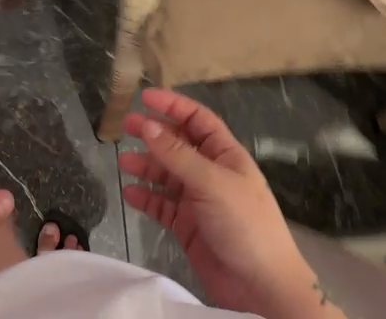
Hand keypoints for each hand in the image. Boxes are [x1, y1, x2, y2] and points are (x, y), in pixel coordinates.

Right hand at [121, 89, 342, 318]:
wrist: (261, 287)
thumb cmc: (245, 223)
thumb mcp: (212, 183)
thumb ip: (177, 155)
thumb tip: (147, 125)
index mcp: (225, 155)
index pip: (197, 119)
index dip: (173, 105)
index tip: (145, 97)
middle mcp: (211, 173)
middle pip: (178, 144)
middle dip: (154, 133)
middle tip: (126, 126)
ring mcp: (199, 200)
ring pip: (167, 175)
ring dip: (146, 166)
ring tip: (123, 162)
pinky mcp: (188, 227)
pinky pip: (162, 205)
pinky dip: (146, 198)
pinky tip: (130, 193)